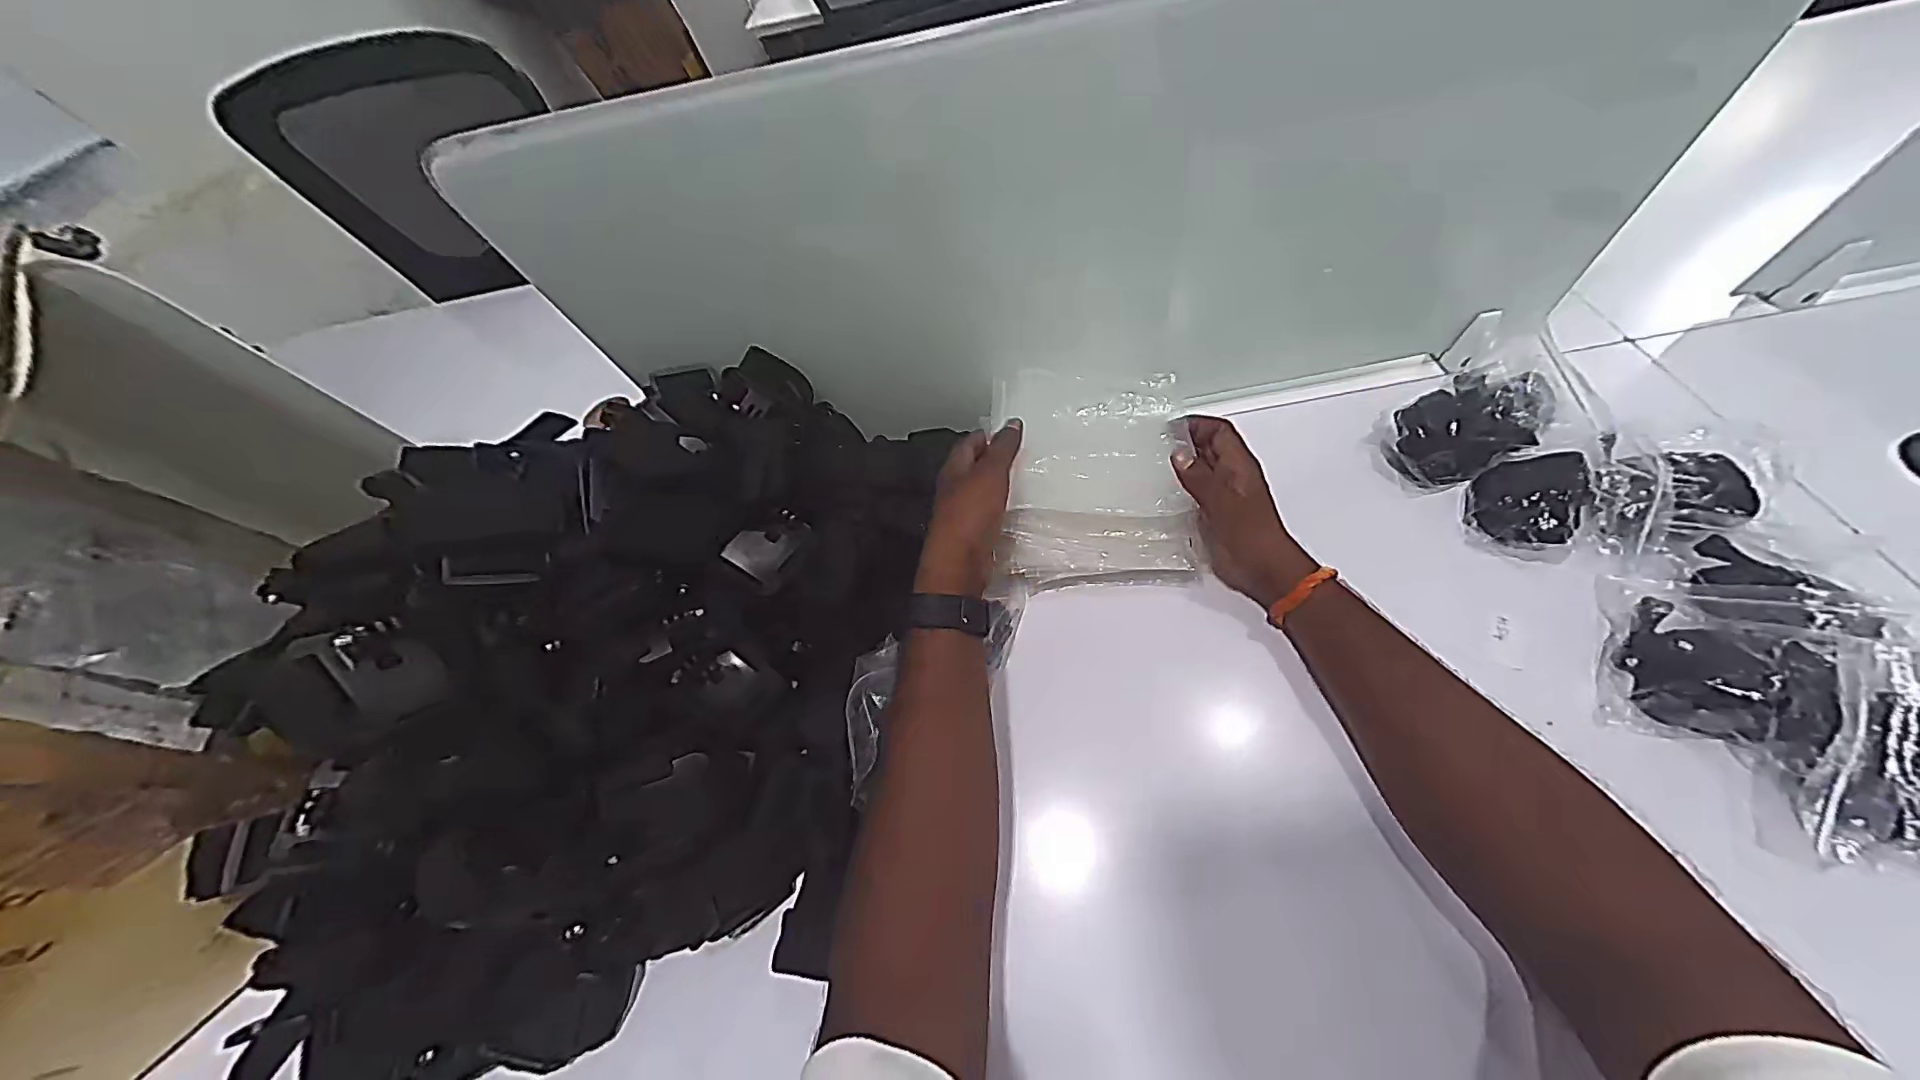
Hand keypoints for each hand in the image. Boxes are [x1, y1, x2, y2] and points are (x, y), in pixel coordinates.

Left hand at [916, 421, 1022, 597]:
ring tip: (1026, 477)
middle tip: (1023, 453)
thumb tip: (1012, 424)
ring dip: (1002, 484)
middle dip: (997, 459)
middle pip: (976, 467)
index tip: (1011, 431)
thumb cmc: (969, 515)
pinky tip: (1019, 508)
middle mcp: (955, 489)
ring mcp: (964, 512)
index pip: (970, 442)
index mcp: (954, 469)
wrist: (961, 563)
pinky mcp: (975, 532)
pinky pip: (991, 513)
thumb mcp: (990, 473)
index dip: (989, 435)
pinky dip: (1005, 507)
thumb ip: (1002, 449)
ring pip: (984, 490)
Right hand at [1173, 416, 1317, 608]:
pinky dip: (1179, 490)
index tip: (1171, 427)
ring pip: (1200, 471)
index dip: (1196, 424)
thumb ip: (1199, 476)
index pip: (1219, 432)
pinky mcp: (1214, 516)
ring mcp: (1223, 498)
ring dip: (1181, 467)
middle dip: (1185, 442)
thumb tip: (1180, 454)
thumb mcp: (1222, 501)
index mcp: (1240, 467)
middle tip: (1159, 443)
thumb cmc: (1254, 537)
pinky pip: (1194, 495)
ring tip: (1156, 465)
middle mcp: (1232, 479)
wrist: (1263, 570)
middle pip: (1209, 449)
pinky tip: (1164, 495)